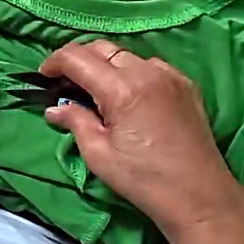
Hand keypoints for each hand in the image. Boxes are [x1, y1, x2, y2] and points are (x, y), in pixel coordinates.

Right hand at [41, 39, 243, 243]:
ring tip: (95, 89)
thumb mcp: (99, 154)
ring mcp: (170, 76)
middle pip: (101, 48)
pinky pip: (150, 66)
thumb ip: (75, 122)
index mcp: (121, 89)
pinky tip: (126, 94)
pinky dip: (130, 71)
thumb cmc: (143, 179)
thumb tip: (55, 108)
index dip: (55, 62)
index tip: (44, 76)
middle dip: (78, 59)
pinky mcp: (185, 85)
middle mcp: (146, 72)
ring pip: (126, 54)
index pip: (77, 57)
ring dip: (104, 64)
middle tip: (65, 82)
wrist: (199, 195)